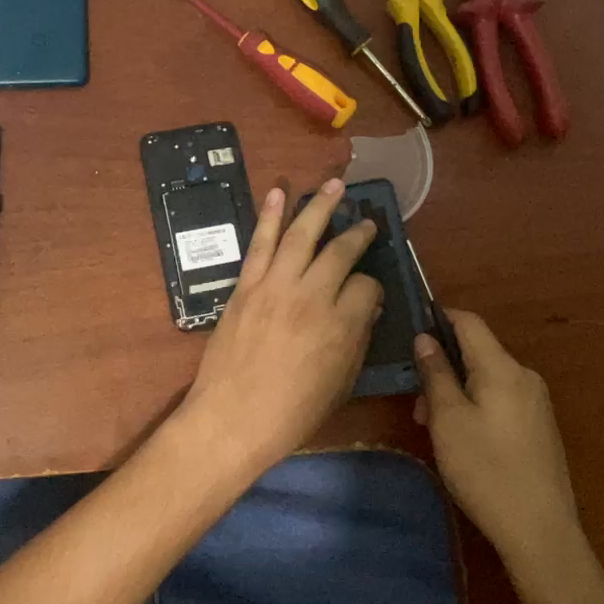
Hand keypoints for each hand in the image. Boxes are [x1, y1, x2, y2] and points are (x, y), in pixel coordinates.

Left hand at [175, 179, 382, 472]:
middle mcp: (311, 298)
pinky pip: (259, 243)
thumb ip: (356, 342)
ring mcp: (275, 287)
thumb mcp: (340, 385)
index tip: (368, 294)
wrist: (232, 419)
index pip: (366, 287)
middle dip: (357, 234)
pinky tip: (278, 192)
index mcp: (341, 327)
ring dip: (318, 206)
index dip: (372, 288)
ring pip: (301, 235)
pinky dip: (269, 215)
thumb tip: (364, 310)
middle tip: (366, 222)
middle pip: (340, 252)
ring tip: (334, 184)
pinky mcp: (246, 287)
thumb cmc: (291, 414)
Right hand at [413, 310, 583, 564]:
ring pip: (486, 380)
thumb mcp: (447, 419)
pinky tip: (462, 440)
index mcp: (502, 367)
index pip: (468, 321)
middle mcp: (524, 376)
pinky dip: (475, 407)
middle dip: (442, 368)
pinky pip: (500, 400)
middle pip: (476, 353)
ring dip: (455, 392)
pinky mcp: (540, 428)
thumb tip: (425, 337)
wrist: (540, 531)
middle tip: (415, 406)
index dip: (438, 317)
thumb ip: (435, 373)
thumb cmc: (485, 469)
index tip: (408, 330)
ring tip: (434, 428)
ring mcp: (536, 403)